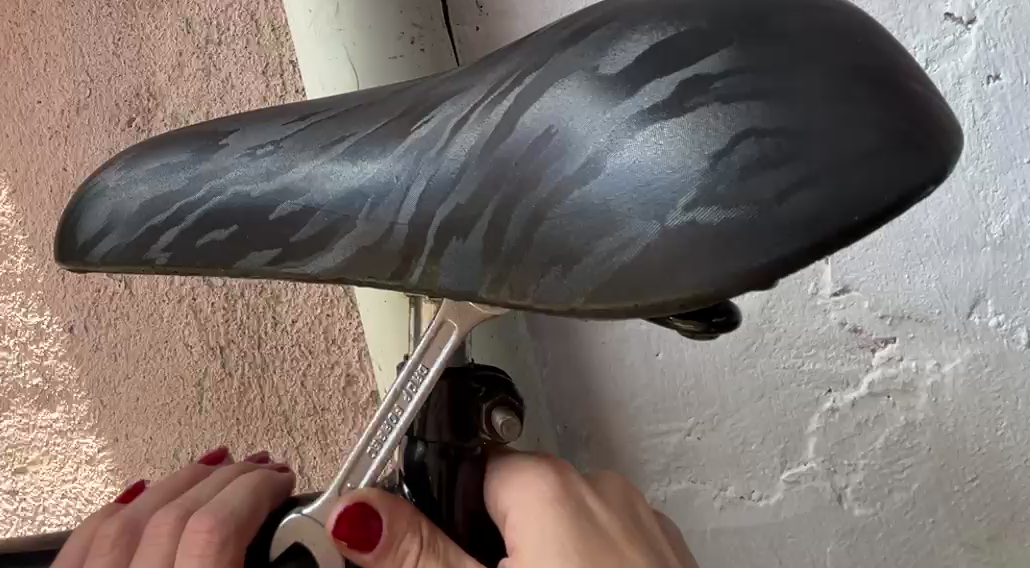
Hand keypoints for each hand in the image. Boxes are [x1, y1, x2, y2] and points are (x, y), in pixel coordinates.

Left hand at [53, 447, 295, 567]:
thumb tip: (342, 524)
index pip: (215, 533)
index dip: (256, 494)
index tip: (283, 481)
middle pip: (172, 518)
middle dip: (226, 480)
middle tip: (261, 471)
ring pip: (125, 520)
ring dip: (177, 484)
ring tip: (214, 467)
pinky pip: (79, 548)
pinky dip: (113, 511)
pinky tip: (139, 492)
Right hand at [325, 451, 699, 567]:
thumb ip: (419, 553)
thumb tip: (357, 513)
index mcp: (548, 485)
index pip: (468, 472)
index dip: (449, 523)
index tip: (445, 559)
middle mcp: (601, 488)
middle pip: (515, 502)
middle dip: (495, 549)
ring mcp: (644, 527)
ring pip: (564, 531)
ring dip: (545, 564)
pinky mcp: (671, 562)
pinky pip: (608, 553)